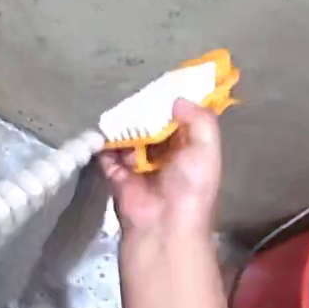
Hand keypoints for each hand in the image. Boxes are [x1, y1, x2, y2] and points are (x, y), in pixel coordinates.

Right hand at [99, 98, 222, 237]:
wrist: (163, 223)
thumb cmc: (191, 185)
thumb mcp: (206, 149)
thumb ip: (199, 120)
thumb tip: (176, 99)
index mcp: (188, 149)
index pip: (179, 120)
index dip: (172, 104)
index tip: (162, 84)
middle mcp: (163, 155)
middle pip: (150, 127)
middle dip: (142, 113)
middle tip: (133, 94)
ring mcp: (137, 165)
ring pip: (127, 138)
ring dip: (122, 127)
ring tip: (117, 111)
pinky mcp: (116, 175)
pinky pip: (106, 156)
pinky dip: (103, 145)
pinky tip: (103, 133)